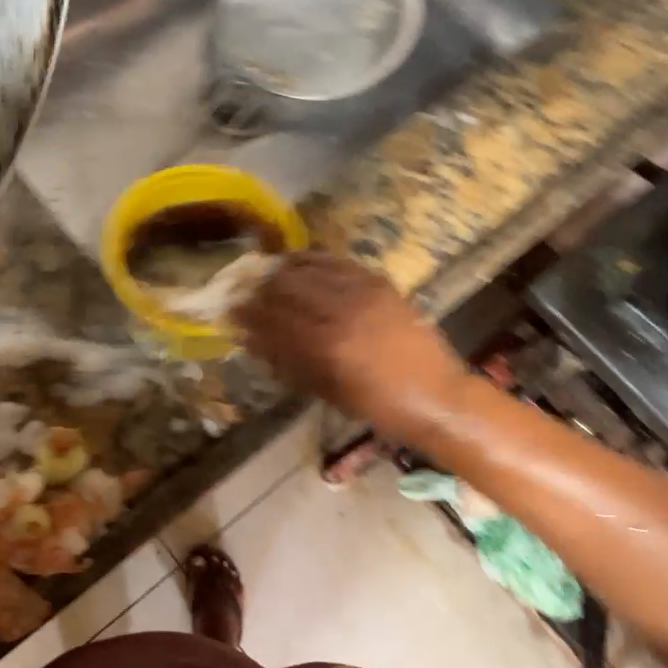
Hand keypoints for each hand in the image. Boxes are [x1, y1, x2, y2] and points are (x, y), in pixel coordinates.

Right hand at [233, 252, 466, 418]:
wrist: (439, 396)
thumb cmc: (379, 406)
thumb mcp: (326, 391)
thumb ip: (287, 362)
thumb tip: (250, 340)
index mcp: (327, 346)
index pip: (274, 319)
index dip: (247, 313)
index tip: (228, 310)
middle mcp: (343, 311)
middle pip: (287, 288)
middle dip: (259, 289)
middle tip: (242, 292)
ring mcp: (364, 293)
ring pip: (309, 269)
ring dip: (281, 271)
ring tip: (265, 276)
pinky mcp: (380, 283)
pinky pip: (338, 263)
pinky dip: (313, 261)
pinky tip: (298, 264)